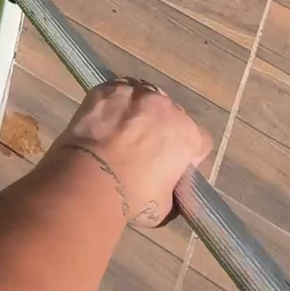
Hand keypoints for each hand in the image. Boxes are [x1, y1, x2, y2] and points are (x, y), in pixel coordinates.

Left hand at [46, 78, 212, 226]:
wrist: (90, 176)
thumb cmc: (133, 195)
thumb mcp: (166, 203)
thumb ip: (171, 185)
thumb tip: (164, 184)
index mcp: (187, 134)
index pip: (199, 140)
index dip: (187, 153)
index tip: (172, 164)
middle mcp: (165, 106)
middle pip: (170, 114)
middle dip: (161, 129)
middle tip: (142, 148)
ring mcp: (134, 92)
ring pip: (143, 98)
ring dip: (137, 111)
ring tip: (120, 131)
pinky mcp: (106, 87)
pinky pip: (116, 91)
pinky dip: (113, 103)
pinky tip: (103, 119)